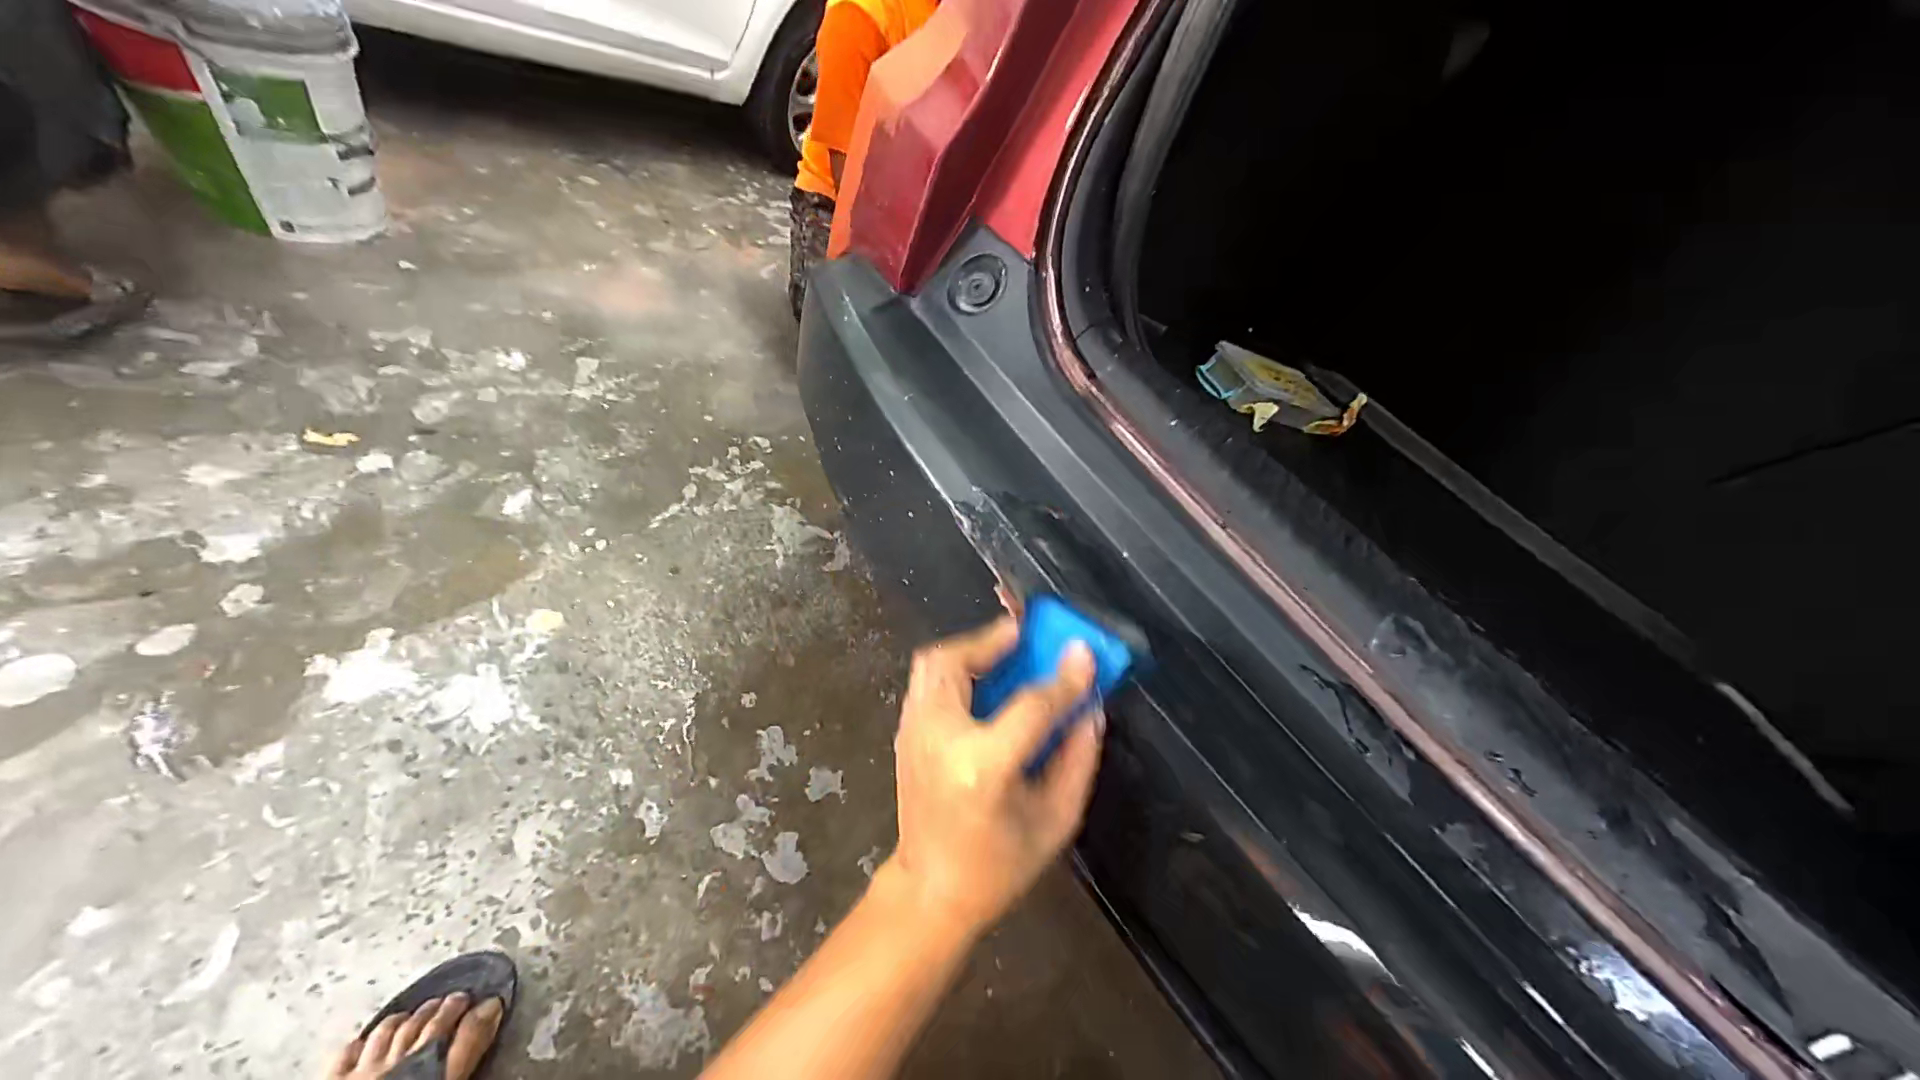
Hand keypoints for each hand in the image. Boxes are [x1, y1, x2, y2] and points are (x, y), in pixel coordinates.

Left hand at [882, 617, 1103, 937]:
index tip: (1083, 651)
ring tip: (1005, 647)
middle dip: (992, 639)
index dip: (1062, 677)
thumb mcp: (1055, 820)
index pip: (1028, 705)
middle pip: (955, 662)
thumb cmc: (999, 866)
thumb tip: (1090, 705)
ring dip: (970, 647)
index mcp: (981, 766)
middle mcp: (937, 738)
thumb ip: (1077, 758)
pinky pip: (927, 680)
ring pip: (932, 662)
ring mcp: (912, 733)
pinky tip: (983, 677)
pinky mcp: (904, 733)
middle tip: (1024, 633)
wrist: (931, 891)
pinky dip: (955, 666)